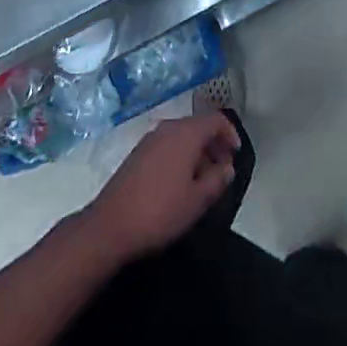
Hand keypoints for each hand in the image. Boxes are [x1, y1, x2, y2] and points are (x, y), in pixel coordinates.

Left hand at [84, 112, 240, 261]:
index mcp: (184, 134)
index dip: (230, 134)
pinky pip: (167, 146)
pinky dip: (181, 157)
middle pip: (198, 126)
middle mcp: (166, 129)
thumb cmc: (160, 211)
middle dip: (214, 145)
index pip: (215, 120)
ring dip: (198, 152)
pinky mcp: (137, 154)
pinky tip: (181, 183)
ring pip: (182, 137)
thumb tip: (227, 167)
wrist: (110, 226)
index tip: (236, 155)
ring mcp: (149, 140)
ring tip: (205, 181)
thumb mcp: (197, 200)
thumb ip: (218, 180)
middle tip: (224, 170)